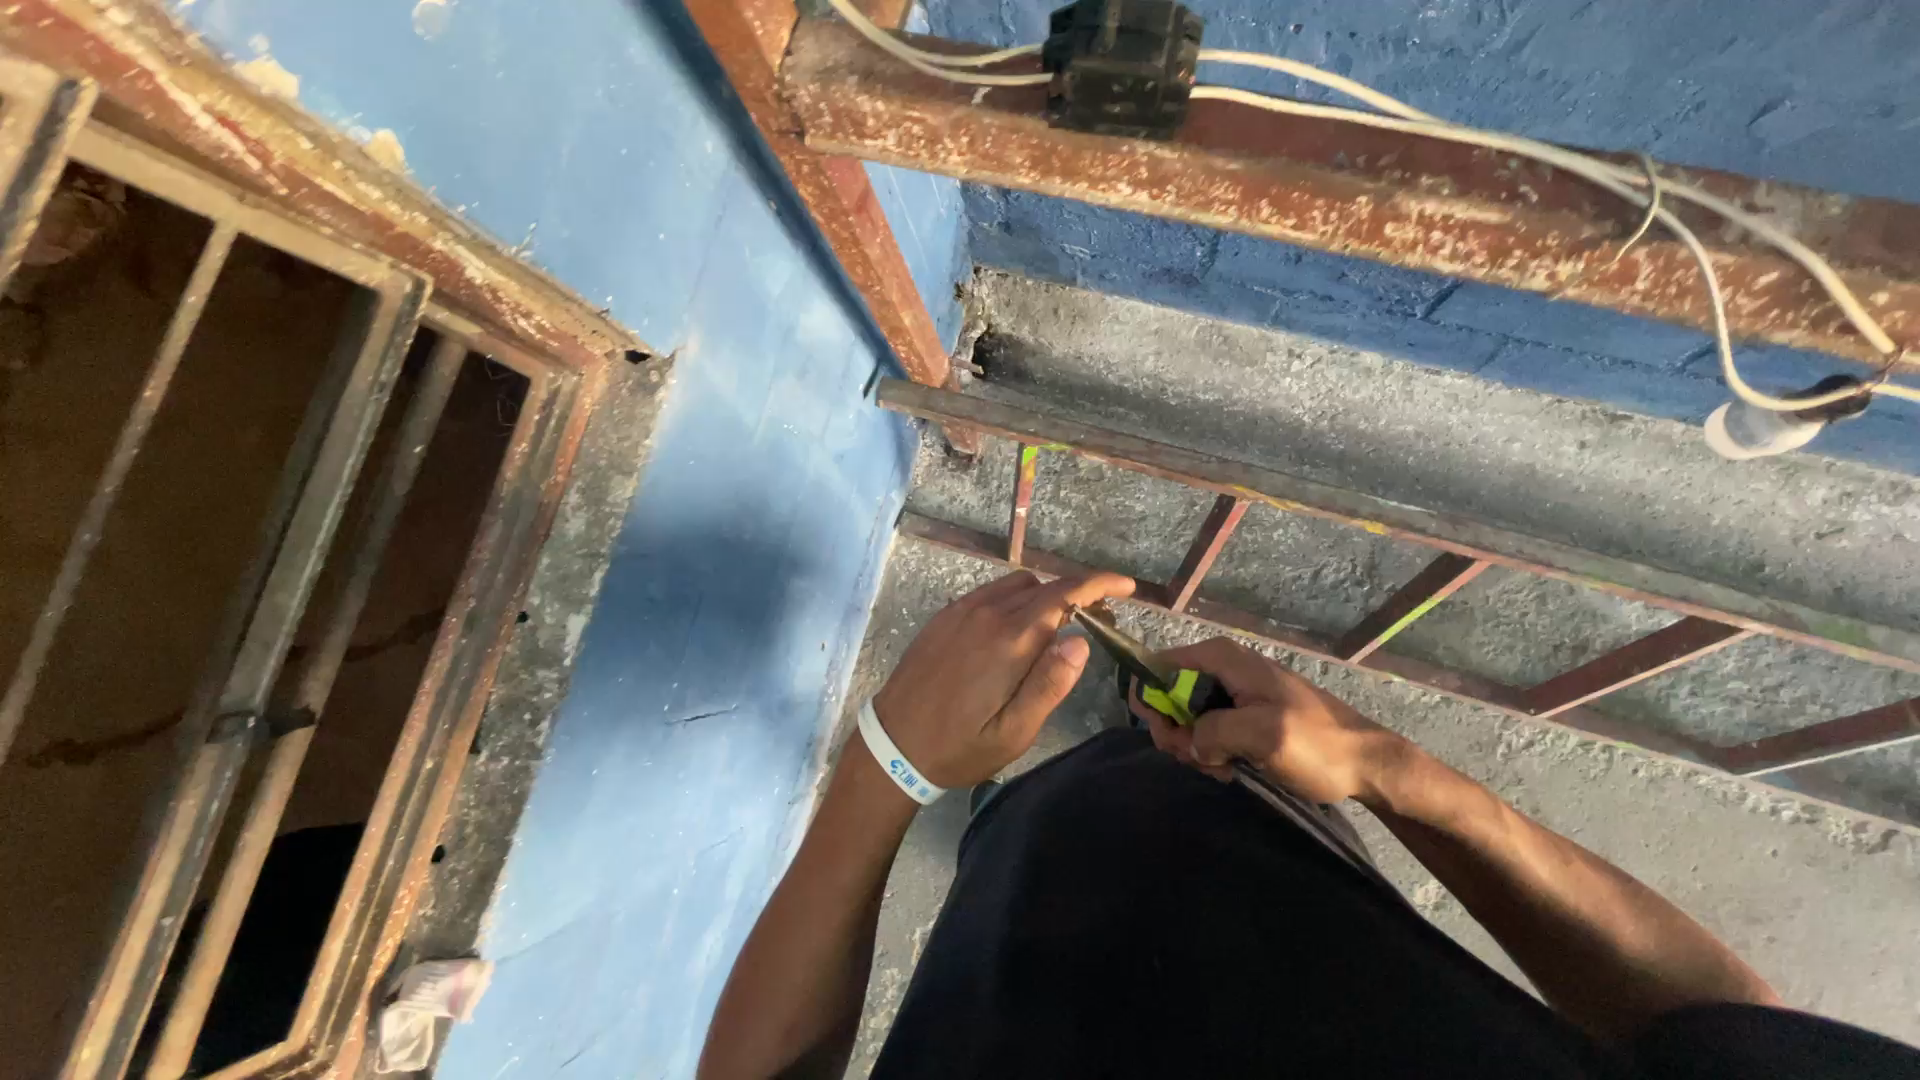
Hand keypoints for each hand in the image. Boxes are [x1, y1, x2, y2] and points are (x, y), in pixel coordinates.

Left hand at [872, 570, 1135, 789]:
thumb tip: (1082, 640)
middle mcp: (986, 613)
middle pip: (1044, 587)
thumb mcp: (1014, 731)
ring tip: (1059, 626)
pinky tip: (1016, 629)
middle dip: (1077, 595)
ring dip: (1045, 597)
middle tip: (1099, 621)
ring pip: (1017, 586)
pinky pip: (989, 593)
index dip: (1100, 584)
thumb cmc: (959, 747)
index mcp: (1009, 640)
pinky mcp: (944, 617)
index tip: (1127, 587)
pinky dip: (1015, 600)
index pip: (1065, 594)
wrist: (893, 745)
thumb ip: (1050, 683)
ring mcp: (961, 611)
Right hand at [1128, 636, 1405, 803]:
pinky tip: (1230, 767)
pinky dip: (1209, 750)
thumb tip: (1189, 740)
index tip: (1172, 736)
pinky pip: (1205, 727)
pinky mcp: (1241, 712)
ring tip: (1224, 766)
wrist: (1368, 763)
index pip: (1156, 666)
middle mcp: (1221, 665)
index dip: (1152, 701)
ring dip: (1194, 746)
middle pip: (1166, 693)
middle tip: (1203, 759)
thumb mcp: (1263, 734)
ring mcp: (1231, 689)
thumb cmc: (1318, 744)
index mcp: (1221, 657)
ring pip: (1183, 715)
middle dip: (1175, 730)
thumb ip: (1212, 730)